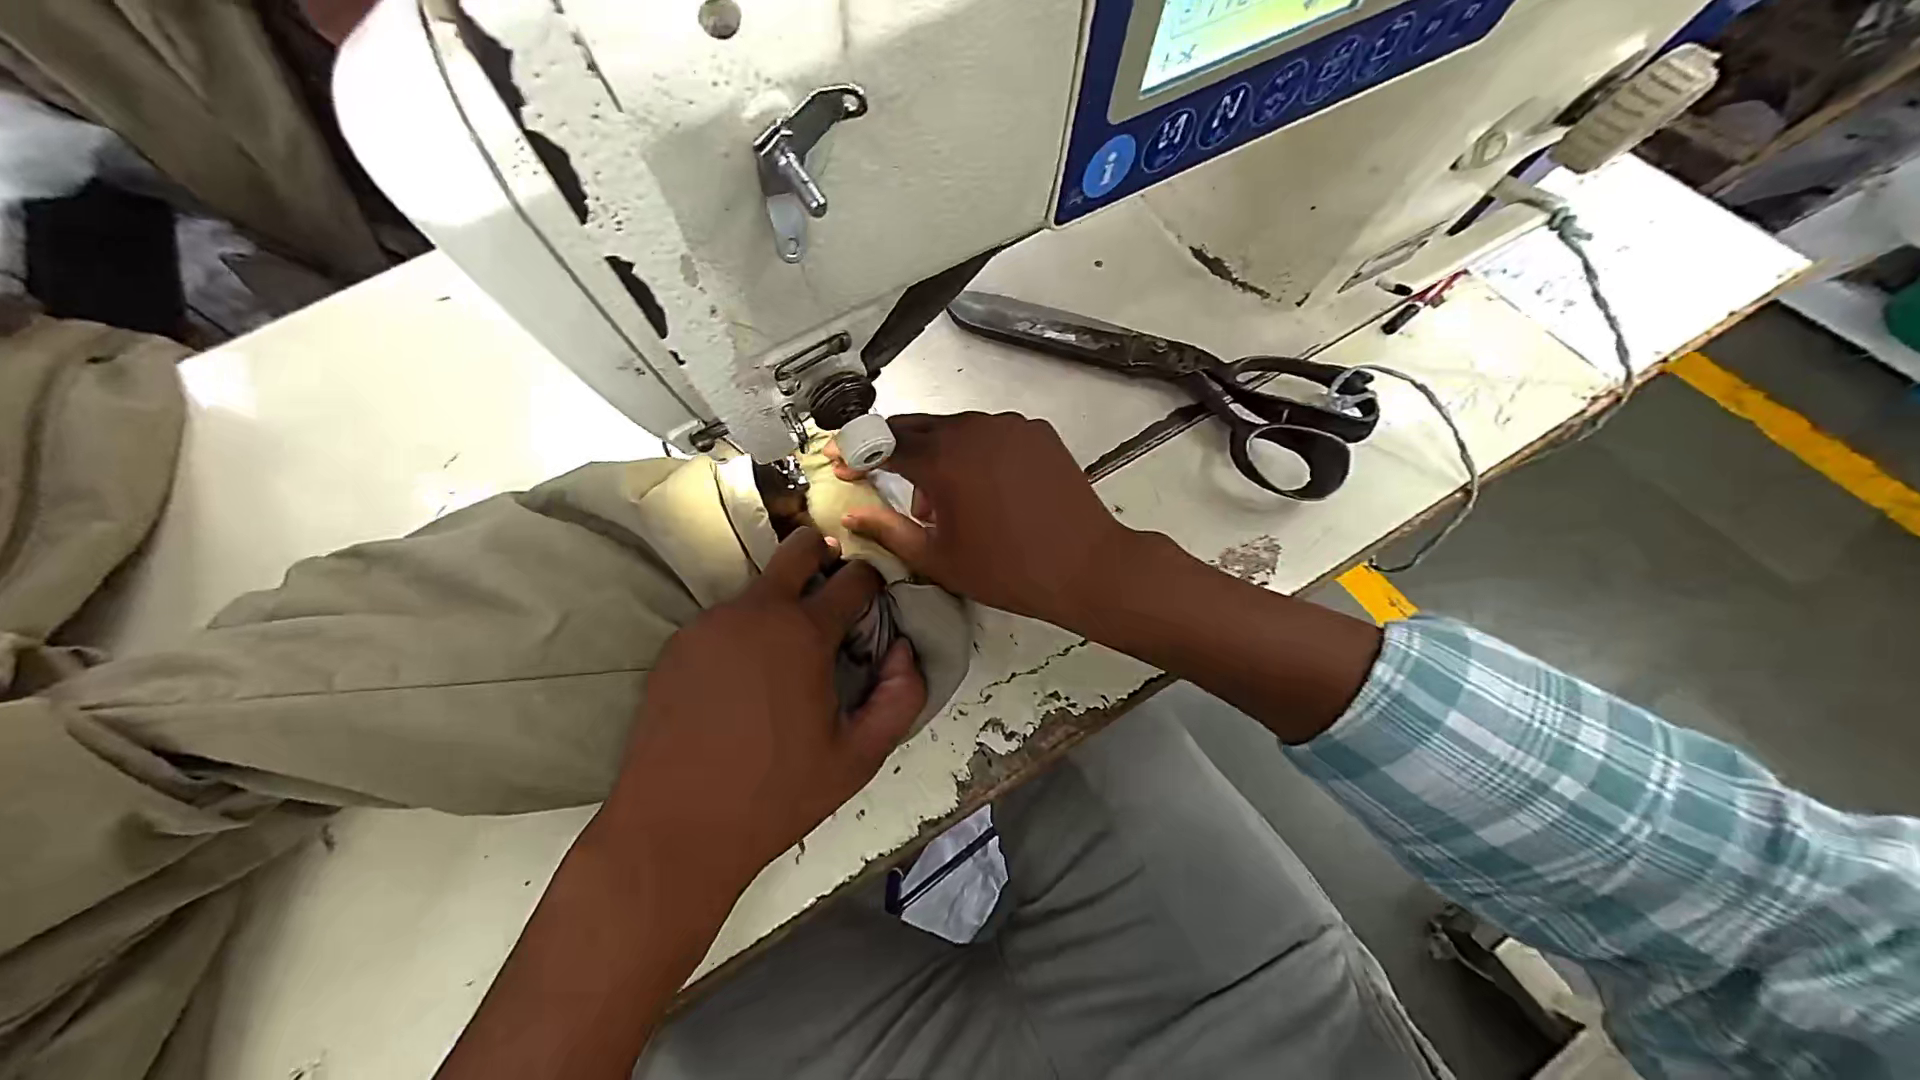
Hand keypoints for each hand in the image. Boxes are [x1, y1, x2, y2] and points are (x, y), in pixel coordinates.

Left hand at [600, 528, 925, 895]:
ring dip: (783, 606)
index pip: (854, 577)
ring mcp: (710, 624)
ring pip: (761, 589)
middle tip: (835, 593)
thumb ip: (901, 696)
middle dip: (825, 555)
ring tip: (786, 662)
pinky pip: (727, 620)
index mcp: (804, 633)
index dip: (874, 583)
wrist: (674, 827)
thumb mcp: (860, 756)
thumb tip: (903, 649)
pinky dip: (747, 633)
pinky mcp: (679, 644)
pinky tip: (745, 683)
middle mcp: (755, 612)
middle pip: (798, 547)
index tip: (875, 604)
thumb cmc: (776, 794)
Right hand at [827, 412, 1141, 627]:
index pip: (883, 443)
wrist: (1086, 565)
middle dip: (892, 448)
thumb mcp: (938, 558)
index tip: (841, 461)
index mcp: (944, 460)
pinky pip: (990, 433)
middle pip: (917, 427)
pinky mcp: (1036, 431)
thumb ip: (888, 530)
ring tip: (941, 501)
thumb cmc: (1008, 570)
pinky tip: (982, 488)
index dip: (856, 452)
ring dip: (936, 455)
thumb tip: (853, 515)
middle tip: (881, 475)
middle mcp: (974, 430)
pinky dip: (974, 453)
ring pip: (955, 429)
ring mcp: (1009, 426)